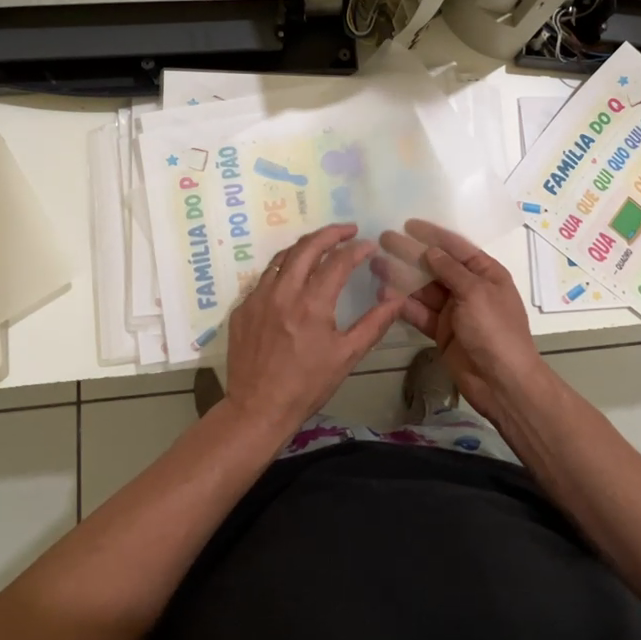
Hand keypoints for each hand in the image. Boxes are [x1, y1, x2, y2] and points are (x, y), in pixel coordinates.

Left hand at [223, 224, 402, 432]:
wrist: (257, 409)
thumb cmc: (307, 386)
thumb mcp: (347, 356)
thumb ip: (373, 324)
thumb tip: (398, 300)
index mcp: (312, 303)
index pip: (338, 261)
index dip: (356, 249)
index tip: (369, 245)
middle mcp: (283, 292)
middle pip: (307, 247)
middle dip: (330, 233)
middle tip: (347, 230)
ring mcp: (258, 298)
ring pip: (282, 258)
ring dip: (304, 247)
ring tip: (321, 246)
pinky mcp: (242, 309)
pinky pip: (264, 279)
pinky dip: (283, 270)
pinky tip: (292, 278)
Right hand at [374, 219, 545, 423]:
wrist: (502, 382)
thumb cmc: (495, 330)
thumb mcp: (476, 292)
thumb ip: (451, 270)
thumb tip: (431, 250)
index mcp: (486, 273)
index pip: (456, 247)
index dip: (433, 235)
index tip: (408, 224)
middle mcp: (469, 288)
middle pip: (436, 266)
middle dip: (410, 253)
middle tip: (383, 240)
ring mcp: (454, 311)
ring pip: (423, 289)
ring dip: (401, 277)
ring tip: (375, 265)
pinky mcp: (441, 332)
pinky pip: (419, 312)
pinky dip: (402, 304)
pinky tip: (383, 294)